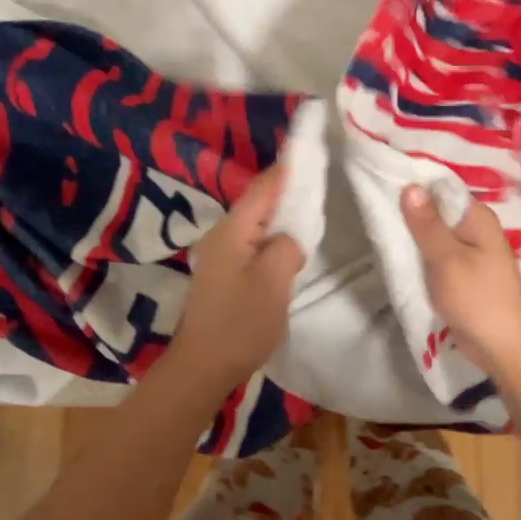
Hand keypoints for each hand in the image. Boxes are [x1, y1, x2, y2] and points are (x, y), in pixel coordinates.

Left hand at [170, 167, 306, 391]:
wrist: (202, 367)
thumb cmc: (239, 322)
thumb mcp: (274, 281)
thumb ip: (287, 246)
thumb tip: (290, 236)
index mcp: (232, 229)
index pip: (263, 187)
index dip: (287, 170)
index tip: (311, 152)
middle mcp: (221, 234)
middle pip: (257, 202)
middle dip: (286, 191)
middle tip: (318, 181)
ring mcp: (219, 254)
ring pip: (254, 224)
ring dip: (279, 217)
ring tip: (308, 210)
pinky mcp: (222, 274)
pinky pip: (251, 243)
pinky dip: (271, 238)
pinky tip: (287, 245)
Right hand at [401, 184, 520, 377]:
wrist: (504, 350)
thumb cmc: (477, 299)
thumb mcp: (446, 258)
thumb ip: (427, 223)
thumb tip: (411, 185)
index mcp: (478, 217)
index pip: (442, 188)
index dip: (415, 184)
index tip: (385, 183)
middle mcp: (476, 228)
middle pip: (438, 210)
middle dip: (411, 211)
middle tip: (378, 208)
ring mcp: (472, 251)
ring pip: (436, 234)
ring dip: (414, 235)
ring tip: (383, 228)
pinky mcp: (464, 272)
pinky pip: (438, 254)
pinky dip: (422, 254)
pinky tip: (401, 254)